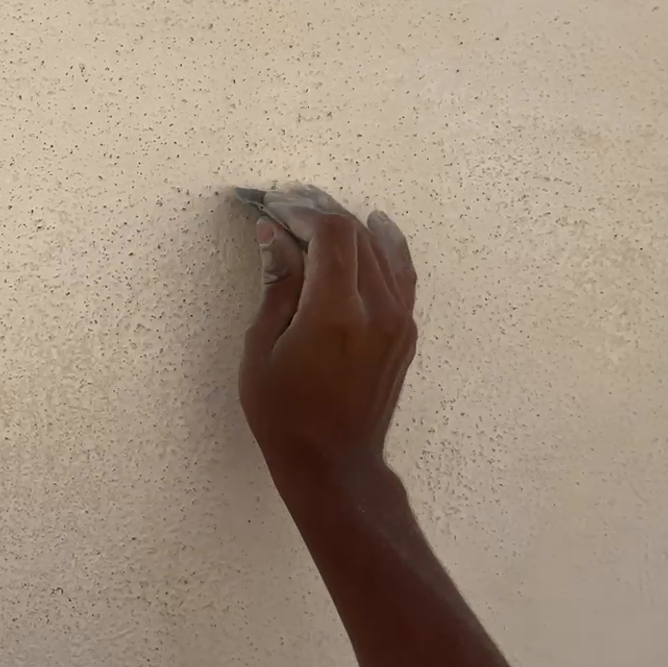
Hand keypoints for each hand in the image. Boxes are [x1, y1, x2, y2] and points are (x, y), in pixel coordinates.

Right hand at [238, 184, 418, 486]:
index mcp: (335, 312)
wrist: (333, 461)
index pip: (333, 234)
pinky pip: (402, 273)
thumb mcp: (261, 347)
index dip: (303, 211)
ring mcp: (400, 319)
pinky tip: (375, 230)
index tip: (274, 207)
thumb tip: (274, 235)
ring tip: (317, 215)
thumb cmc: (282, 410)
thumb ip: (276, 285)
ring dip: (350, 226)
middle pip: (359, 235)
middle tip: (286, 205)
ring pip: (383, 249)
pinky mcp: (406, 331)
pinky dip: (386, 246)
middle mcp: (378, 309)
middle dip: (321, 212)